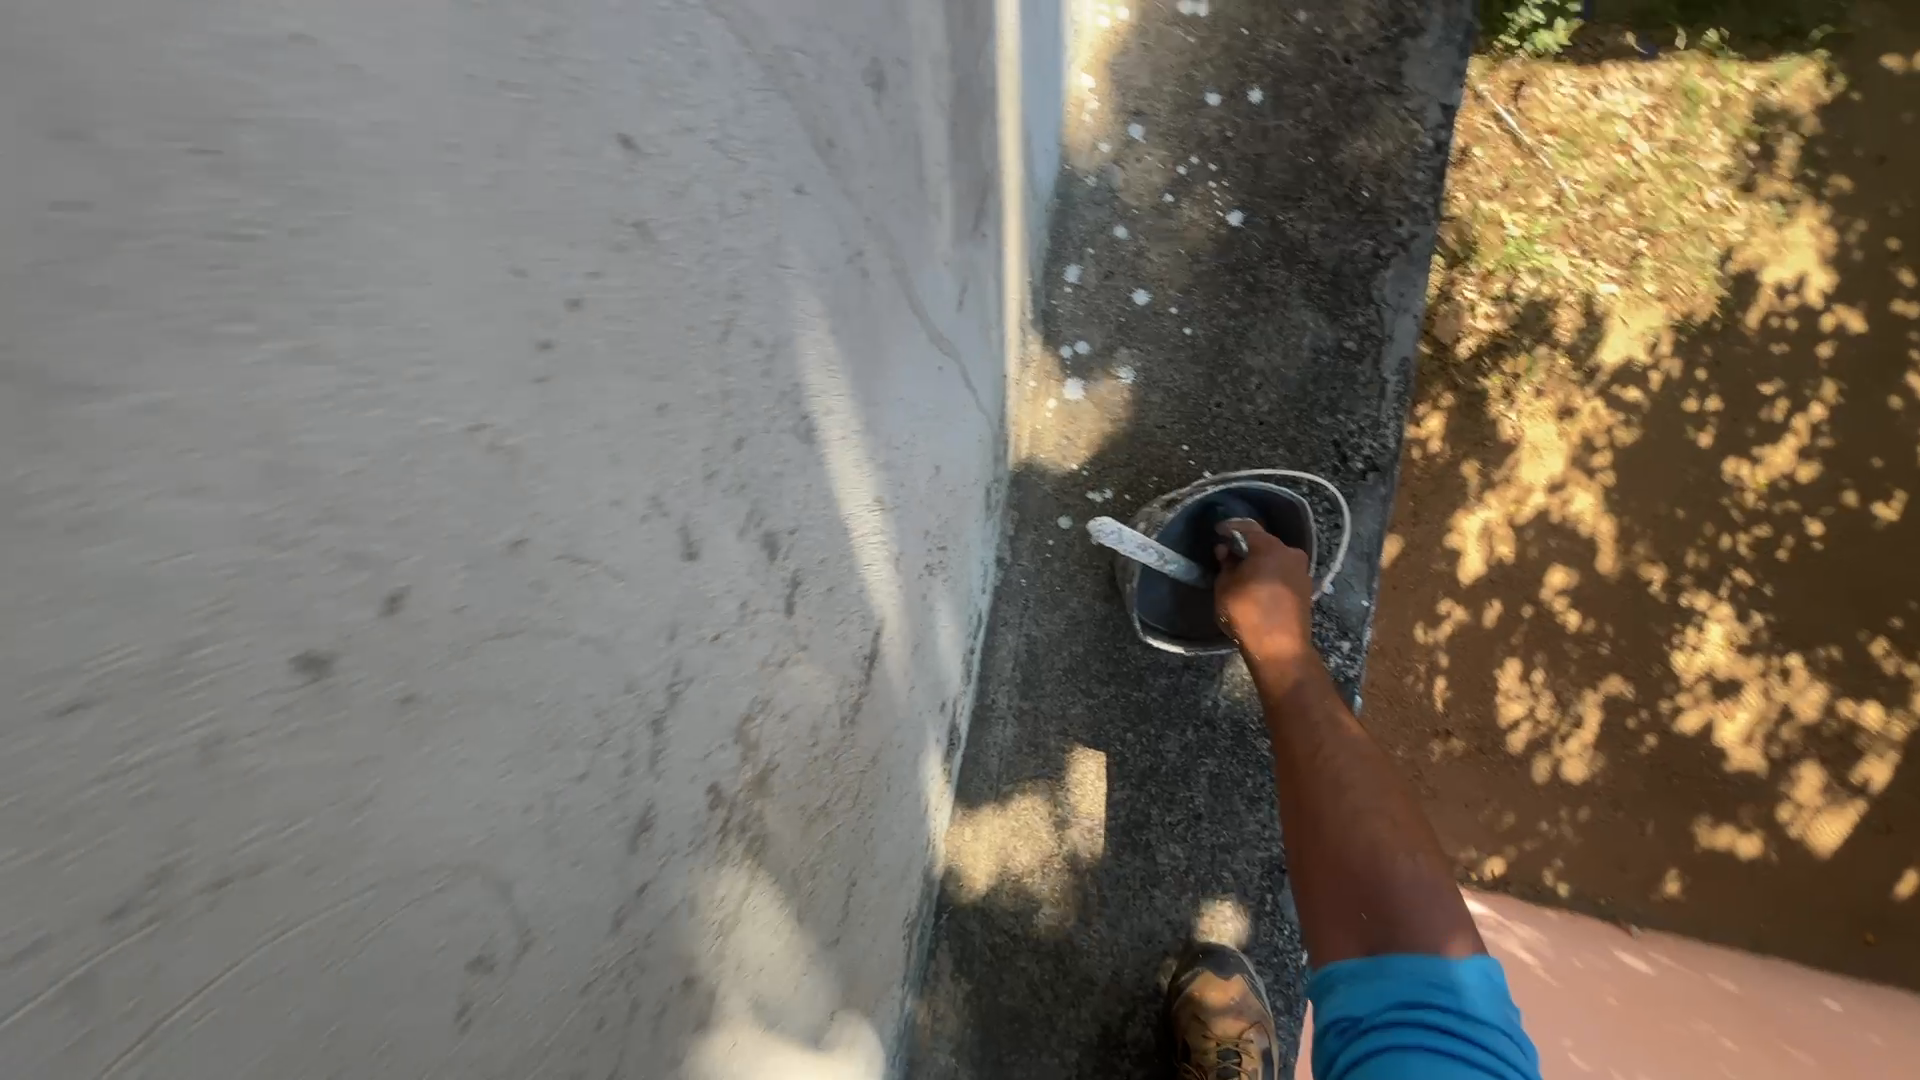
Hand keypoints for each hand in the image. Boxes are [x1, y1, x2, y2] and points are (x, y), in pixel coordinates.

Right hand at [1214, 519, 1316, 685]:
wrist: (1279, 647)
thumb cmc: (1247, 612)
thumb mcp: (1225, 586)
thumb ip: (1226, 565)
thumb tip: (1226, 552)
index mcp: (1269, 548)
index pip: (1247, 527)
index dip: (1230, 528)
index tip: (1217, 531)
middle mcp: (1290, 554)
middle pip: (1264, 543)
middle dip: (1245, 547)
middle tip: (1227, 556)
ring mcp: (1301, 572)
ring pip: (1275, 559)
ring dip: (1259, 562)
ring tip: (1241, 573)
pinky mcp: (1305, 589)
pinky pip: (1282, 573)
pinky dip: (1269, 574)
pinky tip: (1257, 586)